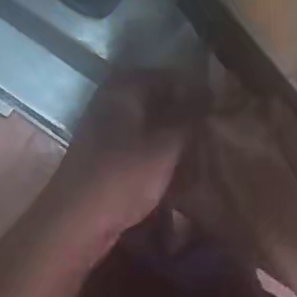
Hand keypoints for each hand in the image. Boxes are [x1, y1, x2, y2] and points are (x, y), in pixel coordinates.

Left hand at [39, 69, 201, 243]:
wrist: (76, 221)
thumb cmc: (123, 176)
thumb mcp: (166, 146)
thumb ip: (189, 118)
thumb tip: (209, 94)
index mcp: (124, 87)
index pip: (168, 76)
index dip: (195, 90)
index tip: (219, 110)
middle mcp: (111, 99)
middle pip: (156, 98)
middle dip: (184, 113)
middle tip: (213, 132)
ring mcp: (104, 127)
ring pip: (147, 123)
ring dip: (171, 135)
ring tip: (200, 152)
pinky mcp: (103, 154)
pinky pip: (137, 143)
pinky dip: (156, 152)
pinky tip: (176, 171)